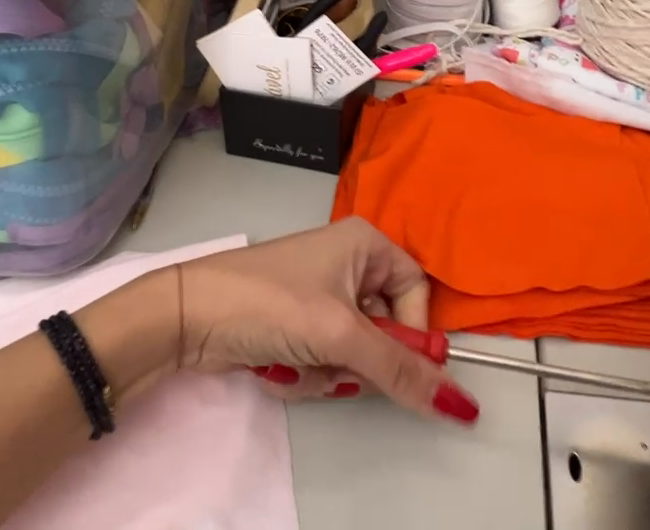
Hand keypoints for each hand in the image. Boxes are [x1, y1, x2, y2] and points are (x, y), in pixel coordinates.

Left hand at [123, 219, 479, 423]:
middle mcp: (348, 264)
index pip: (416, 293)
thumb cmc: (270, 304)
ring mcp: (320, 296)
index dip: (411, 334)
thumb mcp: (340, 335)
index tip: (394, 367)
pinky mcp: (295, 324)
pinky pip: (324, 359)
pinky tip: (275, 366)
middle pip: (385, 330)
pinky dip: (305, 372)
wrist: (186, 316)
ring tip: (294, 363)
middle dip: (356, 360)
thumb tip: (462, 405)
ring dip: (327, 371)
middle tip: (330, 362)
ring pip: (353, 353)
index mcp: (365, 244)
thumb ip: (400, 370)